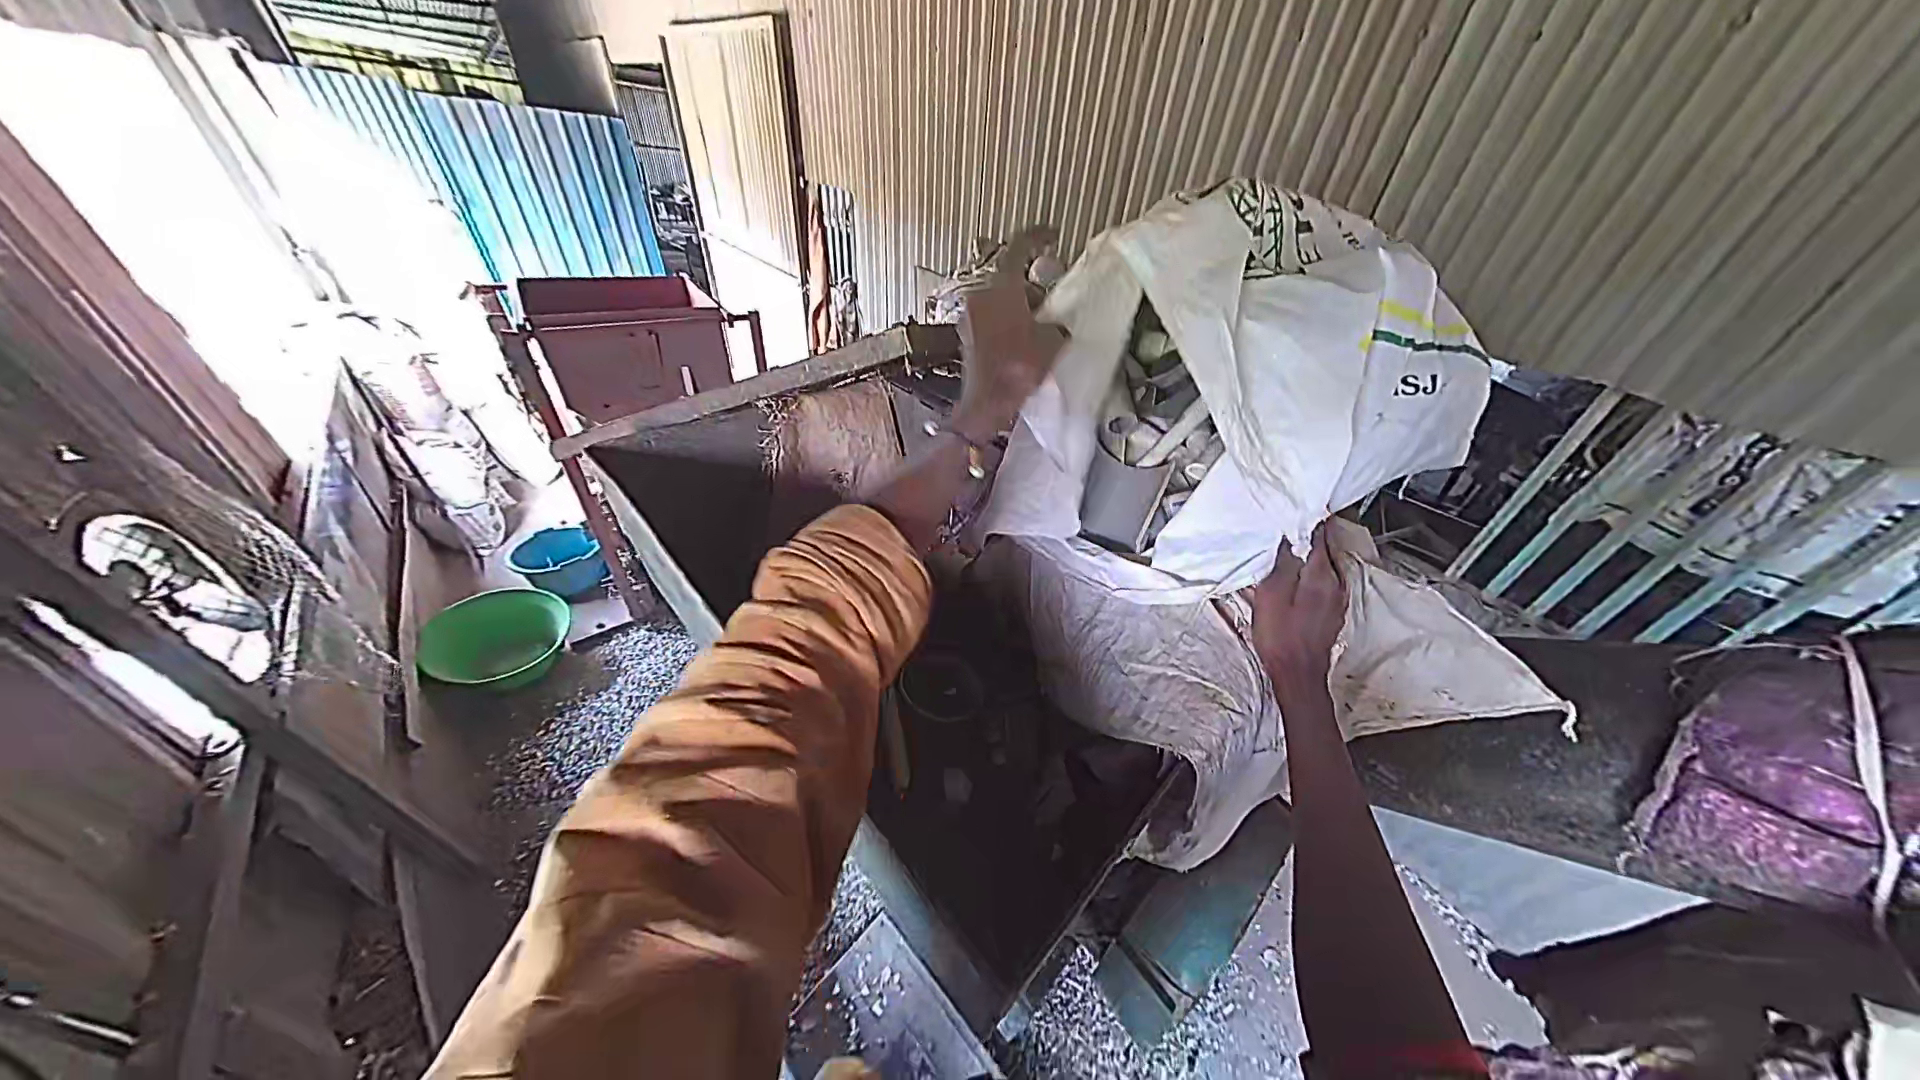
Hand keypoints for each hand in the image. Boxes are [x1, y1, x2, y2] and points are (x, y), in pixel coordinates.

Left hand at [951, 237, 1066, 442]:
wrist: (987, 406)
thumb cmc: (1018, 369)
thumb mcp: (1052, 341)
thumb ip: (1056, 323)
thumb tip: (1055, 325)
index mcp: (1000, 288)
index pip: (1019, 248)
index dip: (1038, 237)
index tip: (1051, 235)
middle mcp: (979, 297)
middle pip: (1010, 279)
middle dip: (1032, 288)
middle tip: (1051, 303)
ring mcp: (969, 318)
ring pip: (1000, 301)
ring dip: (1020, 308)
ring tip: (1040, 330)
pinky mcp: (967, 337)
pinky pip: (992, 320)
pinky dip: (1008, 324)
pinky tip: (1023, 343)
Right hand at [1250, 523, 1346, 685]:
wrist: (1297, 675)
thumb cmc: (1280, 637)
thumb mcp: (1270, 595)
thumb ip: (1281, 564)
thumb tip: (1287, 538)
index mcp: (1321, 576)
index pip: (1319, 537)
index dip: (1306, 521)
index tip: (1291, 511)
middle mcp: (1335, 584)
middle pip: (1321, 551)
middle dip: (1304, 538)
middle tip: (1281, 528)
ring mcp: (1335, 600)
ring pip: (1319, 567)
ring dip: (1303, 558)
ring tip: (1281, 552)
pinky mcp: (1329, 613)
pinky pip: (1318, 583)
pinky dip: (1305, 575)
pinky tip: (1288, 579)